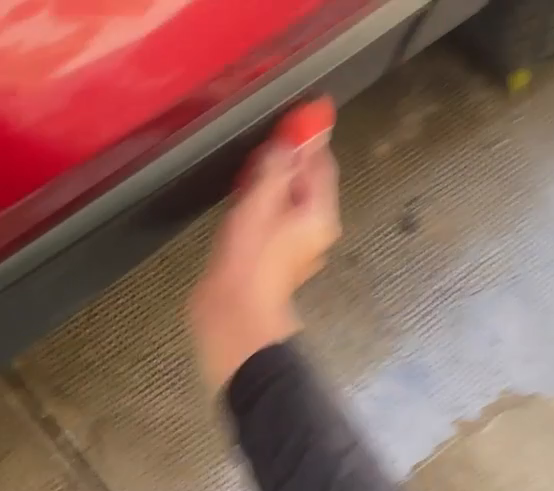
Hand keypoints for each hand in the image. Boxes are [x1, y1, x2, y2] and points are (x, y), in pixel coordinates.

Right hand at [188, 133, 340, 389]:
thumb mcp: (263, 199)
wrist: (232, 313)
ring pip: (287, 201)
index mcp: (320, 215)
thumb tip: (293, 137)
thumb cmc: (248, 263)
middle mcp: (313, 232)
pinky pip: (273, 220)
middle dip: (285, 161)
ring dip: (270, 183)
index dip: (308, 137)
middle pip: (305, 182)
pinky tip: (243, 203)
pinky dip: (261, 205)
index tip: (297, 115)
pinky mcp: (274, 258)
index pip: (321, 162)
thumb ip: (280, 164)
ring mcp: (294, 247)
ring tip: (250, 173)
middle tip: (265, 145)